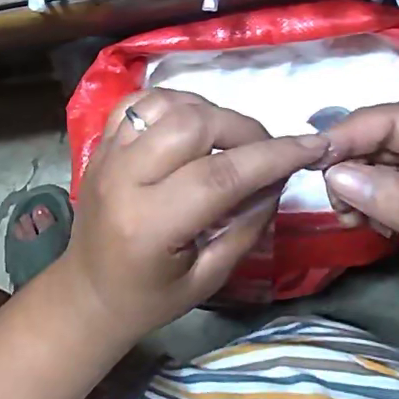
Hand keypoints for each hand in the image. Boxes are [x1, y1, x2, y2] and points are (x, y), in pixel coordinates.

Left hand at [55, 89, 329, 344]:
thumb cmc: (150, 296)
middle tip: (264, 149)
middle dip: (240, 128)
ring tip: (228, 137)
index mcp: (149, 223)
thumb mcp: (208, 277)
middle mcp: (123, 178)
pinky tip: (191, 122)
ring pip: (164, 104)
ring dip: (207, 110)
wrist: (87, 290)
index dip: (271, 156)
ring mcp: (107, 154)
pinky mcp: (100, 143)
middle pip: (190, 124)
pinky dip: (172, 103)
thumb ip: (246, 225)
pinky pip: (137, 102)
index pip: (218, 175)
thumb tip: (276, 177)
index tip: (311, 146)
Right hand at [320, 104, 398, 362]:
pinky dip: (367, 209)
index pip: (398, 120)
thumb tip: (335, 174)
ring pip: (380, 170)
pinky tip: (362, 229)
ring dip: (354, 187)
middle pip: (383, 141)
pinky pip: (387, 200)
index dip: (353, 132)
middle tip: (324, 195)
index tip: (313, 158)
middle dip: (348, 161)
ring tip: (344, 217)